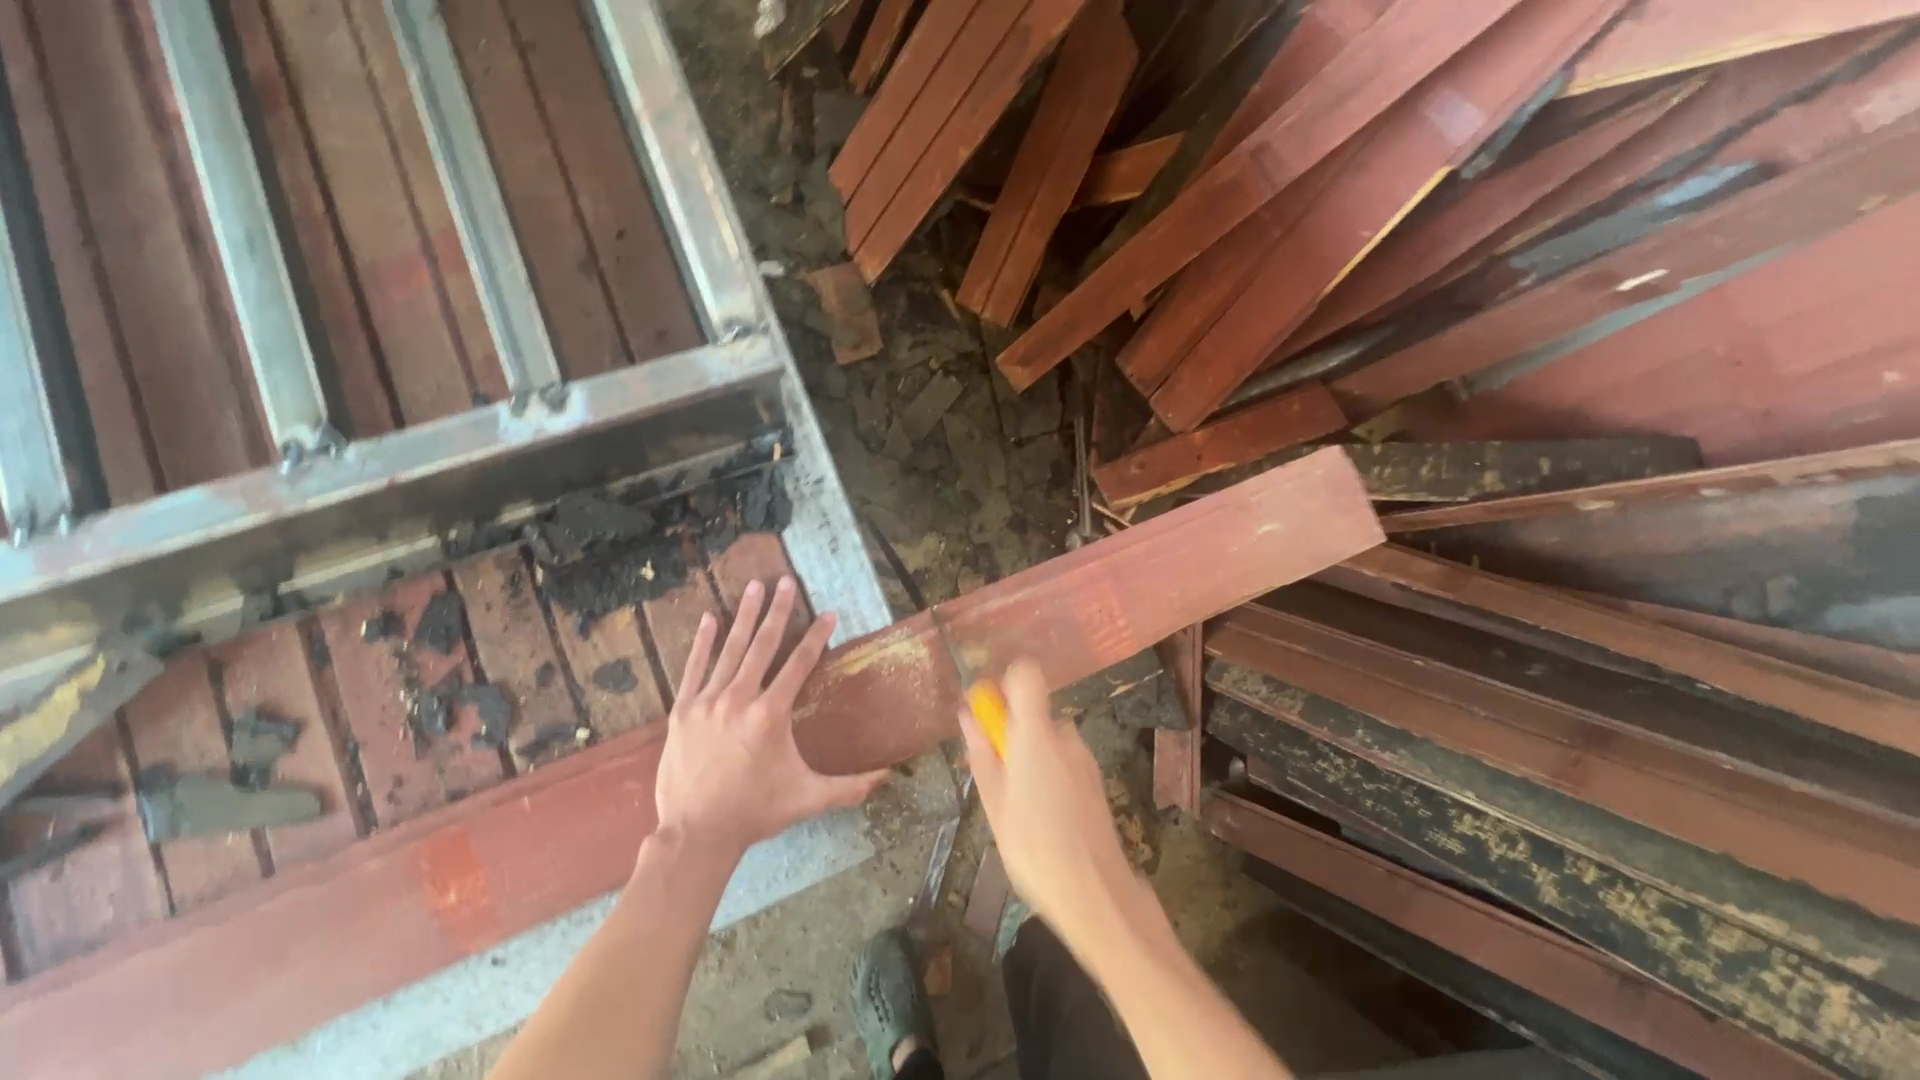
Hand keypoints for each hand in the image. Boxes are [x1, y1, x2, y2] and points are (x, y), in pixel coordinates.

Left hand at [653, 576, 888, 858]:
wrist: (697, 832)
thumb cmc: (756, 812)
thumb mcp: (808, 798)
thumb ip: (850, 787)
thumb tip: (889, 778)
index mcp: (771, 715)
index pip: (799, 664)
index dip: (816, 637)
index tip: (828, 613)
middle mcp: (739, 699)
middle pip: (764, 646)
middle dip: (779, 611)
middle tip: (787, 581)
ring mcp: (707, 702)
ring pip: (730, 650)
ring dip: (745, 616)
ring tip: (755, 586)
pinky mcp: (683, 711)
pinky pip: (694, 668)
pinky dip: (702, 642)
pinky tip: (710, 618)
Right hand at [960, 660, 1140, 949]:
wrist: (1093, 890)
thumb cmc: (1033, 847)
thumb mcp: (994, 803)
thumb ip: (982, 754)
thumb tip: (968, 716)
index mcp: (1036, 735)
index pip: (1025, 677)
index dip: (1006, 684)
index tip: (989, 711)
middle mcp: (1065, 737)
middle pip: (1034, 715)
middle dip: (1013, 737)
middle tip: (997, 780)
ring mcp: (1085, 759)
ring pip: (1049, 743)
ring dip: (1032, 761)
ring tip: (1020, 809)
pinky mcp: (1096, 781)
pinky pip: (1064, 763)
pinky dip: (1050, 777)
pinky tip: (1045, 819)